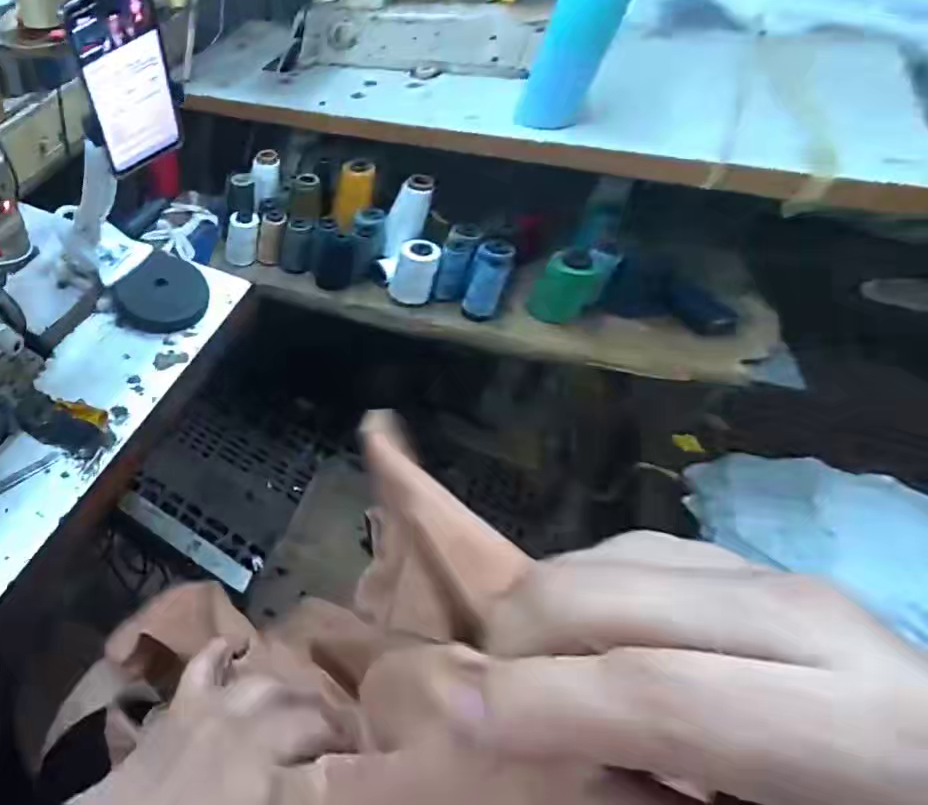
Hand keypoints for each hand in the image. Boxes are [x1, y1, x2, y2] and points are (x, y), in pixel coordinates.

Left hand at [74, 637, 336, 804]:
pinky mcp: (182, 701)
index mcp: (273, 787)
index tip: (379, 766)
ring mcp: (211, 711)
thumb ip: (300, 795)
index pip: (335, 770)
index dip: (362, 764)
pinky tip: (240, 646)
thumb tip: (322, 782)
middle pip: (307, 716)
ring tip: (314, 707)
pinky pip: (207, 662)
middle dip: (337, 728)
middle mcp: (247, 738)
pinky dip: (224, 651)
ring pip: (266, 684)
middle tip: (355, 744)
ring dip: (295, 693)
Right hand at [460, 531, 927, 804]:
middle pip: (591, 598)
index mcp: (871, 733)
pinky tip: (589, 646)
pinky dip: (566, 598)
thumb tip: (516, 735)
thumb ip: (643, 796)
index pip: (660, 696)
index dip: (541, 704)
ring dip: (532, 619)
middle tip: (494, 697)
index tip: (464, 719)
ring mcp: (763, 571)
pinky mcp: (727, 556)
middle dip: (513, 642)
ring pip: (582, 565)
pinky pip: (602, 555)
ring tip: (544, 677)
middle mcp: (813, 623)